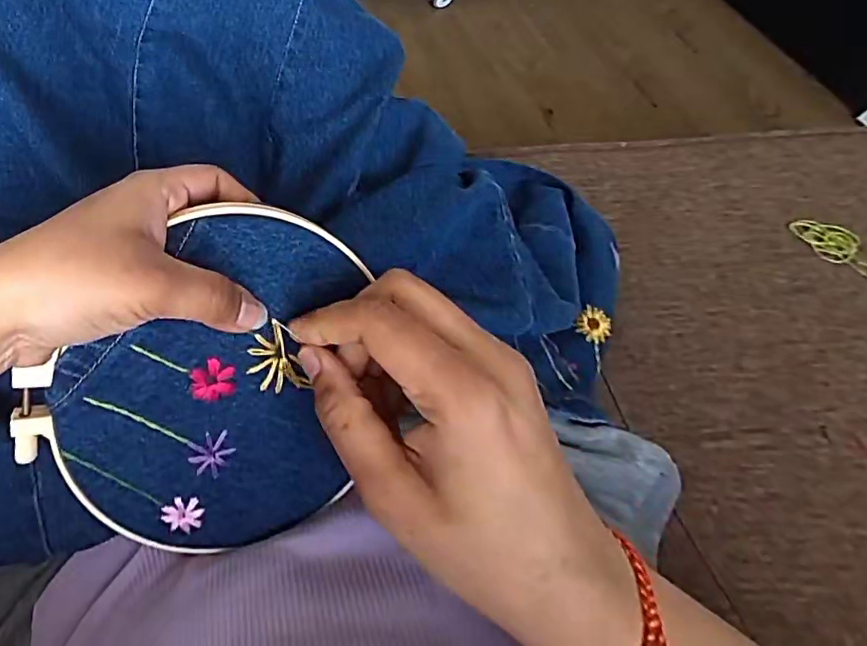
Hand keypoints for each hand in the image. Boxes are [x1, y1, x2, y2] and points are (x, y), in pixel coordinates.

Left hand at [0, 166, 271, 367]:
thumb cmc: (77, 277)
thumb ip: (211, 295)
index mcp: (152, 191)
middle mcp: (140, 211)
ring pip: (181, 257)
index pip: (215, 180)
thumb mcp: (153, 283)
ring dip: (208, 281)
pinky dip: (183, 301)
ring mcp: (122, 247)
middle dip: (234, 249)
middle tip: (267, 284)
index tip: (274, 238)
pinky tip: (201, 330)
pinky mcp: (109, 281)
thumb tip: (258, 310)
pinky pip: (160, 284)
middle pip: (202, 220)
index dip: (248, 201)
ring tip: (242, 315)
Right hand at [291, 272, 641, 645]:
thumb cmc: (478, 550)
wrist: (570, 579)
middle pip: (402, 288)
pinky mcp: (505, 361)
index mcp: (465, 392)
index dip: (329, 319)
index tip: (296, 339)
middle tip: (338, 371)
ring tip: (368, 393)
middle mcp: (490, 355)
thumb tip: (314, 357)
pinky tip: (398, 394)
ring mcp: (503, 354)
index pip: (382, 319)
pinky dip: (402, 340)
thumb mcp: (392, 497)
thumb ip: (344, 418)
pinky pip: (438, 323)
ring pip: (419, 300)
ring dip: (378, 328)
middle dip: (354, 316)